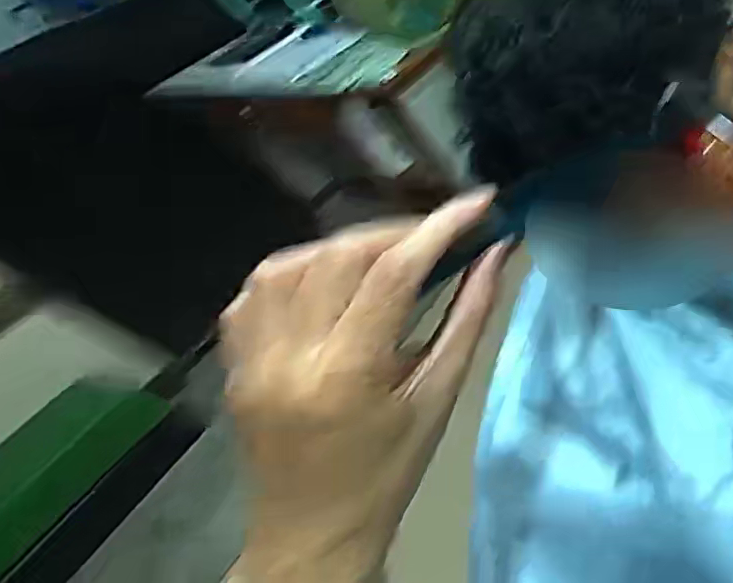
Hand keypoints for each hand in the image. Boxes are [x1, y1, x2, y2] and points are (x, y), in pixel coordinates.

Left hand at [220, 190, 511, 582]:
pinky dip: (302, 267)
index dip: (443, 226)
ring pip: (288, 265)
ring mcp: (249, 362)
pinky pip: (256, 293)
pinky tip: (338, 275)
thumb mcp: (446, 385)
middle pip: (337, 257)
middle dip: (401, 229)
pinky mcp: (233, 365)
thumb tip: (499, 248)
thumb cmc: (394, 462)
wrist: (313, 530)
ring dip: (349, 243)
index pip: (394, 272)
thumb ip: (472, 309)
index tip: (483, 201)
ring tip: (395, 249)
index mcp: (346, 372)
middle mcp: (286, 359)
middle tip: (446, 231)